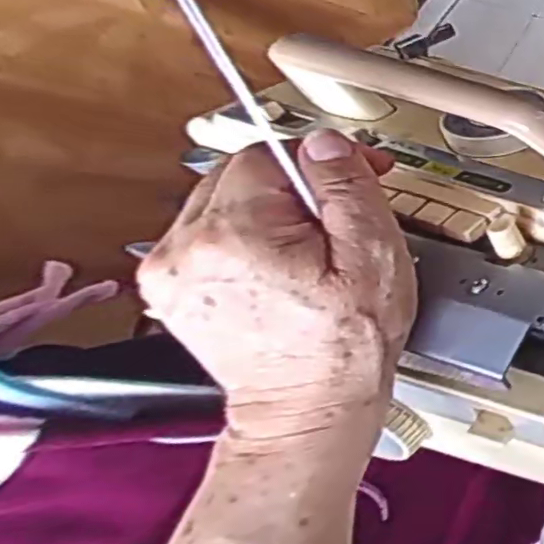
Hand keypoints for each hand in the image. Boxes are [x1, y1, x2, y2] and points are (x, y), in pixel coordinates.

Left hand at [139, 129, 414, 443]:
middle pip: (238, 174)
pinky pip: (211, 232)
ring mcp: (169, 272)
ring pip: (224, 201)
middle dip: (299, 178)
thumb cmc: (350, 332)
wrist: (312, 398)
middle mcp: (182, 250)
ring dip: (277, 204)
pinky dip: (254, 231)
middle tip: (350, 201)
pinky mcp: (172, 288)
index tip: (362, 168)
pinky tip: (292, 255)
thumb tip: (326, 145)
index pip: (267, 155)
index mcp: (233, 234)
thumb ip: (347, 189)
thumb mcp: (374, 250)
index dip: (324, 154)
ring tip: (323, 234)